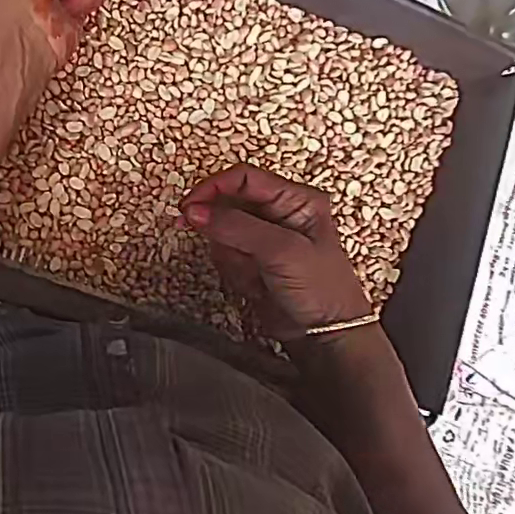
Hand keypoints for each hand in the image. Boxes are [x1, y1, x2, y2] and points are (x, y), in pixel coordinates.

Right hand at [180, 165, 373, 341]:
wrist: (324, 335)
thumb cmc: (320, 288)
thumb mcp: (280, 250)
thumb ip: (235, 226)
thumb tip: (195, 211)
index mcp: (295, 199)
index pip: (244, 178)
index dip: (213, 187)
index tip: (190, 204)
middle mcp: (279, 213)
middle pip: (229, 202)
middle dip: (215, 222)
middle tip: (191, 227)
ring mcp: (264, 238)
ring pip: (222, 230)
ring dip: (227, 252)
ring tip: (248, 272)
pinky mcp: (253, 260)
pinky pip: (225, 254)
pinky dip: (230, 268)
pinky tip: (251, 283)